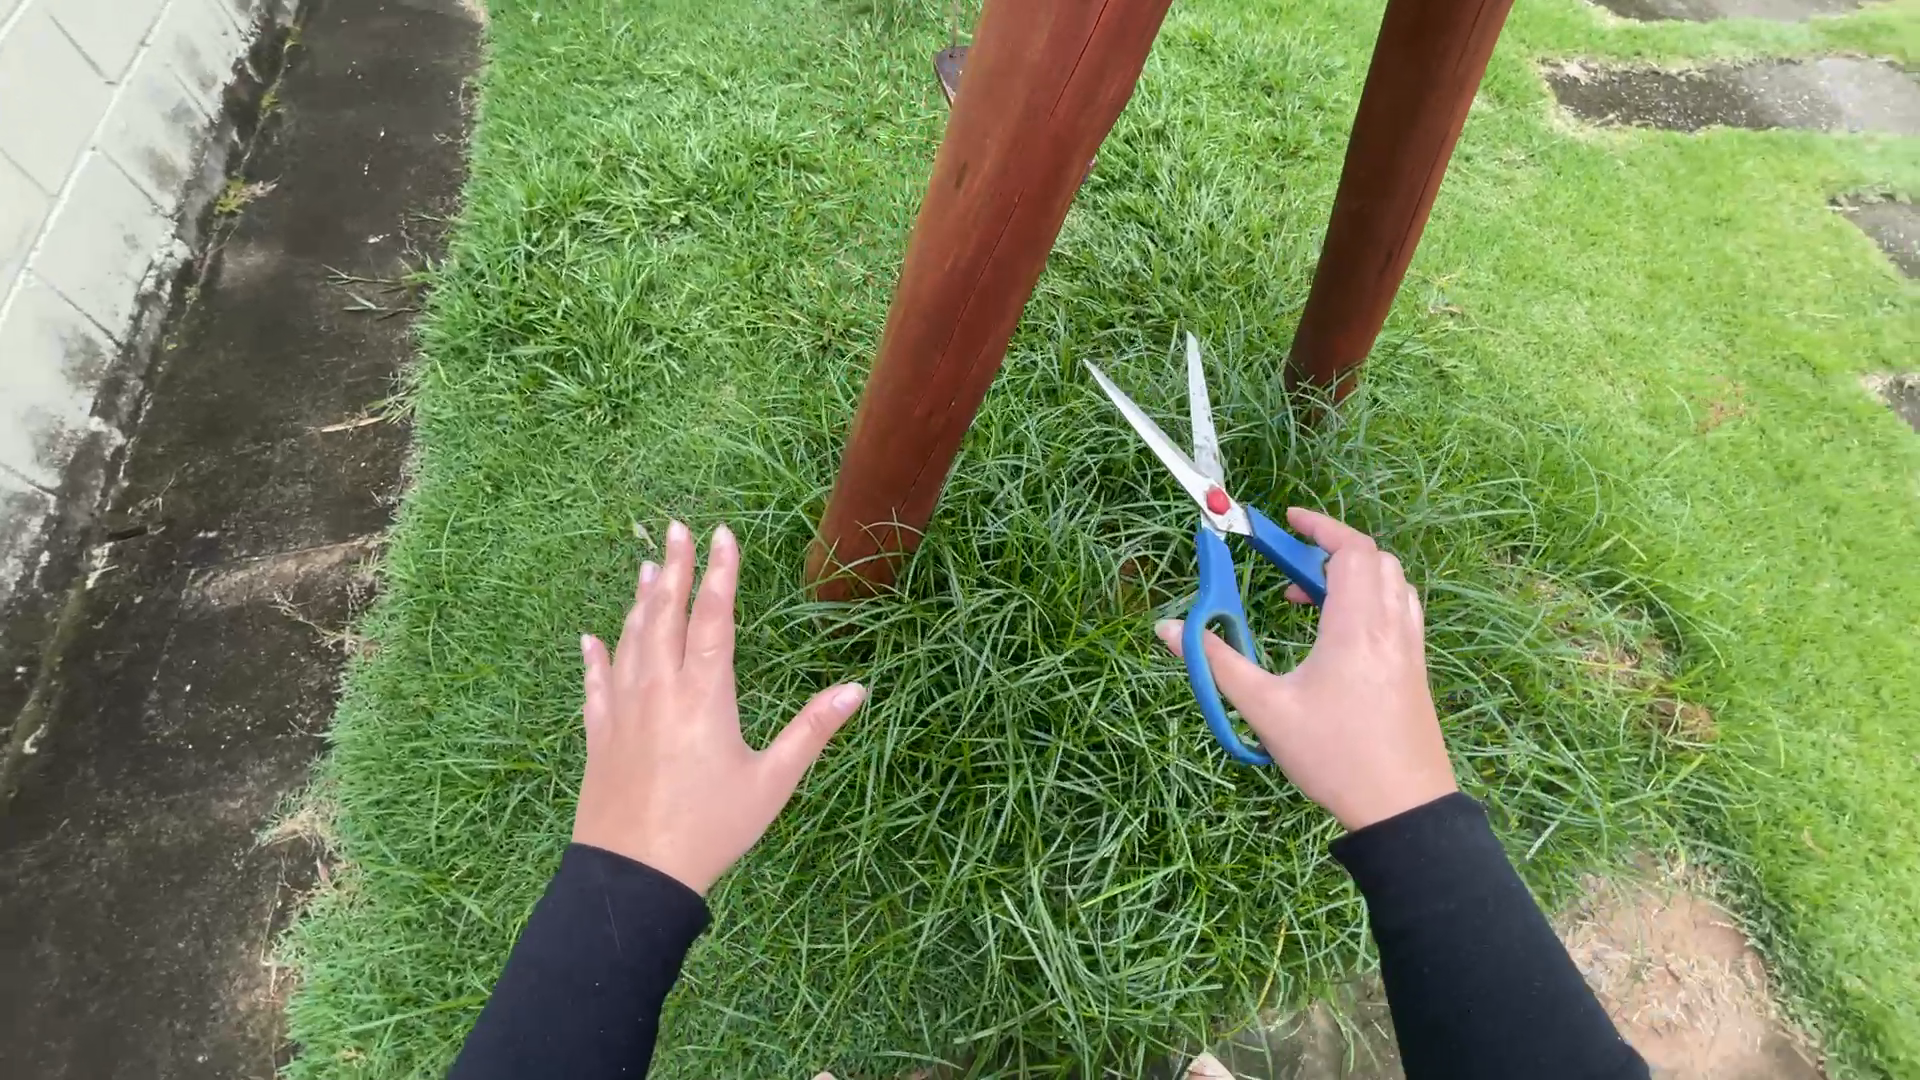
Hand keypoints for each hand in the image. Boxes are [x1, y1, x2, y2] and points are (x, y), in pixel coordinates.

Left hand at [572, 521, 866, 893]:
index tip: (722, 534)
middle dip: (673, 567)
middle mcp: (660, 691)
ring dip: (640, 601)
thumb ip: (814, 730)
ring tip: (647, 566)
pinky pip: (595, 685)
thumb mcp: (773, 781)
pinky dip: (594, 658)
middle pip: (665, 616)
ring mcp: (623, 711)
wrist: (632, 882)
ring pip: (630, 641)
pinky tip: (589, 637)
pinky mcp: (600, 737)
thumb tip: (858, 688)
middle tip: (675, 527)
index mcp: (705, 696)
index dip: (720, 573)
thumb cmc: (711, 829)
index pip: (714, 618)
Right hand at [1155, 507, 1455, 830]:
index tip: (1286, 520)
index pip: (1351, 551)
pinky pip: (1400, 610)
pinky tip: (1338, 632)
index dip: (1319, 526)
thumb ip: (1216, 661)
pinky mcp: (1416, 670)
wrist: (1404, 811)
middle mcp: (1391, 629)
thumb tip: (1167, 629)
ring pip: (1392, 584)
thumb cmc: (1332, 756)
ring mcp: (1410, 649)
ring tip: (1308, 598)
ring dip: (1352, 574)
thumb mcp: (1263, 708)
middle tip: (1288, 565)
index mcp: (1356, 629)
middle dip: (1330, 549)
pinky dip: (1370, 599)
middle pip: (1375, 560)